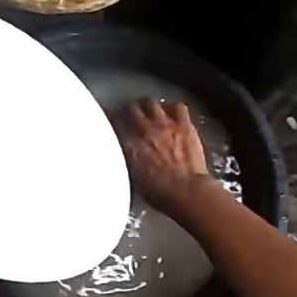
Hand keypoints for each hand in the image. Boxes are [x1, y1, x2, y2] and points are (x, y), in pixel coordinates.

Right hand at [118, 99, 212, 214]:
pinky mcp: (185, 125)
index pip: (115, 126)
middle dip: (129, 109)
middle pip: (131, 109)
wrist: (186, 191)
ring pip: (152, 103)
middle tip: (130, 112)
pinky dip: (174, 108)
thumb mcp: (134, 179)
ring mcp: (165, 125)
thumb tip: (127, 155)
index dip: (112, 121)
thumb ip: (129, 161)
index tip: (111, 121)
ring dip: (149, 105)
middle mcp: (144, 131)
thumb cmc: (160, 193)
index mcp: (129, 146)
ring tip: (150, 108)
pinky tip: (174, 112)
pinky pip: (178, 107)